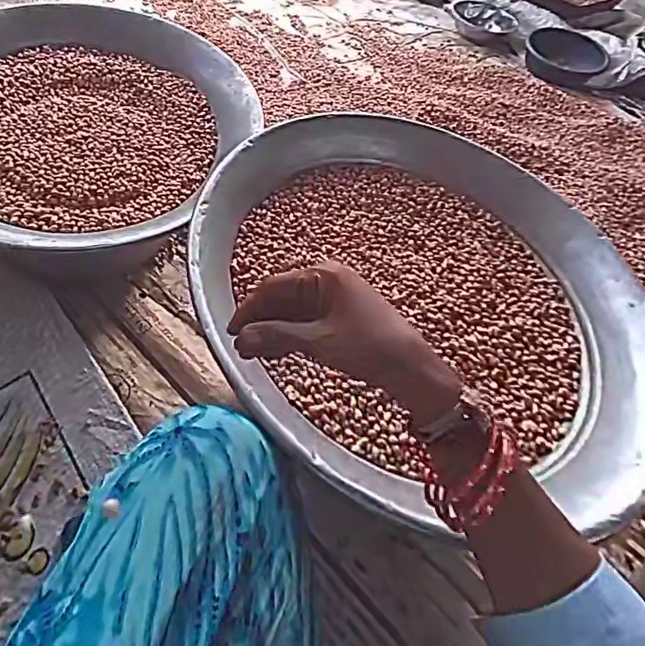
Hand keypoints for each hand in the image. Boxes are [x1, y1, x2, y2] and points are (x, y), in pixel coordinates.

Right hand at [228, 261, 461, 420]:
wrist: (413, 370)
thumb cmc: (372, 348)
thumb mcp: (318, 342)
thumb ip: (276, 337)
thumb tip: (241, 339)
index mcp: (324, 275)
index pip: (273, 286)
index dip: (248, 309)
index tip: (232, 331)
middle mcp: (328, 282)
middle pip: (281, 298)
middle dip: (260, 322)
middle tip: (242, 346)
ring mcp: (335, 301)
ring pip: (292, 313)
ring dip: (273, 332)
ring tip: (255, 354)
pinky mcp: (341, 319)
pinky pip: (306, 324)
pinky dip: (289, 338)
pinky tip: (277, 353)